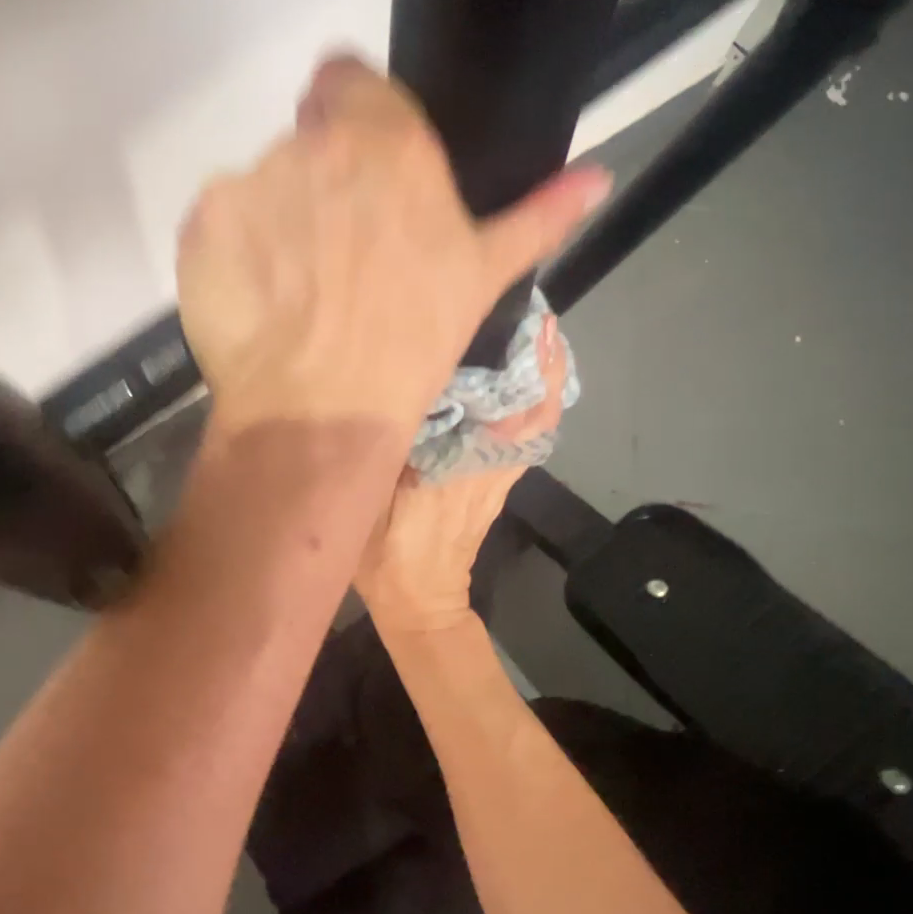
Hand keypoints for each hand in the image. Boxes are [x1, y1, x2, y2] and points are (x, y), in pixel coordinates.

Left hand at [176, 54, 608, 444]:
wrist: (319, 412)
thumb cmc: (410, 341)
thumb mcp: (482, 276)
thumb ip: (537, 215)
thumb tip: (598, 177)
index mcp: (386, 139)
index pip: (346, 81)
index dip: (350, 119)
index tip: (360, 170)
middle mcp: (311, 144)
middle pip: (302, 140)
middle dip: (318, 184)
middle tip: (336, 254)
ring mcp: (248, 184)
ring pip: (259, 187)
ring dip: (274, 222)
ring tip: (297, 289)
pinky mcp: (200, 227)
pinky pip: (217, 226)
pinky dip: (232, 255)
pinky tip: (259, 301)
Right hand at [355, 317, 569, 633]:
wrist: (418, 603)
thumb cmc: (386, 555)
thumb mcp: (371, 501)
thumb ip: (388, 448)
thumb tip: (402, 390)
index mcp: (463, 461)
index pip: (509, 403)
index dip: (526, 361)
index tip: (530, 318)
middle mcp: (490, 461)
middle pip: (533, 403)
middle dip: (539, 356)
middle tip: (533, 310)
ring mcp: (498, 474)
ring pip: (536, 417)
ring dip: (541, 376)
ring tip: (533, 333)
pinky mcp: (495, 483)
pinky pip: (527, 436)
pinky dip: (535, 404)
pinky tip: (522, 382)